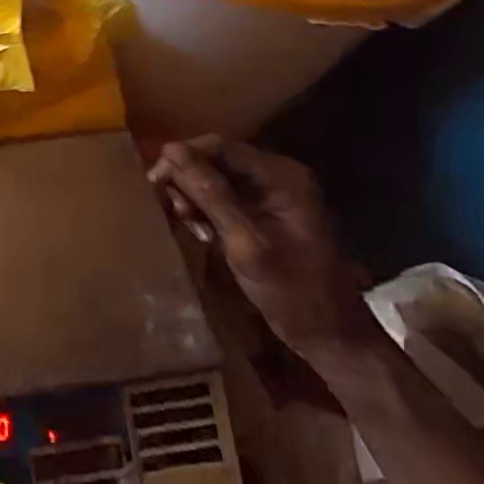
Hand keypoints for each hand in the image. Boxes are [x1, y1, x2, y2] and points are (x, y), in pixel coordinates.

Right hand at [148, 138, 374, 355]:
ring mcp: (270, 193)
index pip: (220, 147)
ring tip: (191, 226)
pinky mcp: (262, 210)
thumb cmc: (291, 292)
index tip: (155, 180)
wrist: (329, 336)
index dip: (183, 157)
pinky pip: (223, 195)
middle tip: (175, 210)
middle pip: (215, 158)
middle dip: (188, 180)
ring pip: (215, 176)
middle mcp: (276, 175)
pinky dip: (207, 210)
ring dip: (195, 197)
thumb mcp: (245, 242)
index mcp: (280, 176)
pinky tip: (203, 233)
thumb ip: (209, 194)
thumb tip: (171, 151)